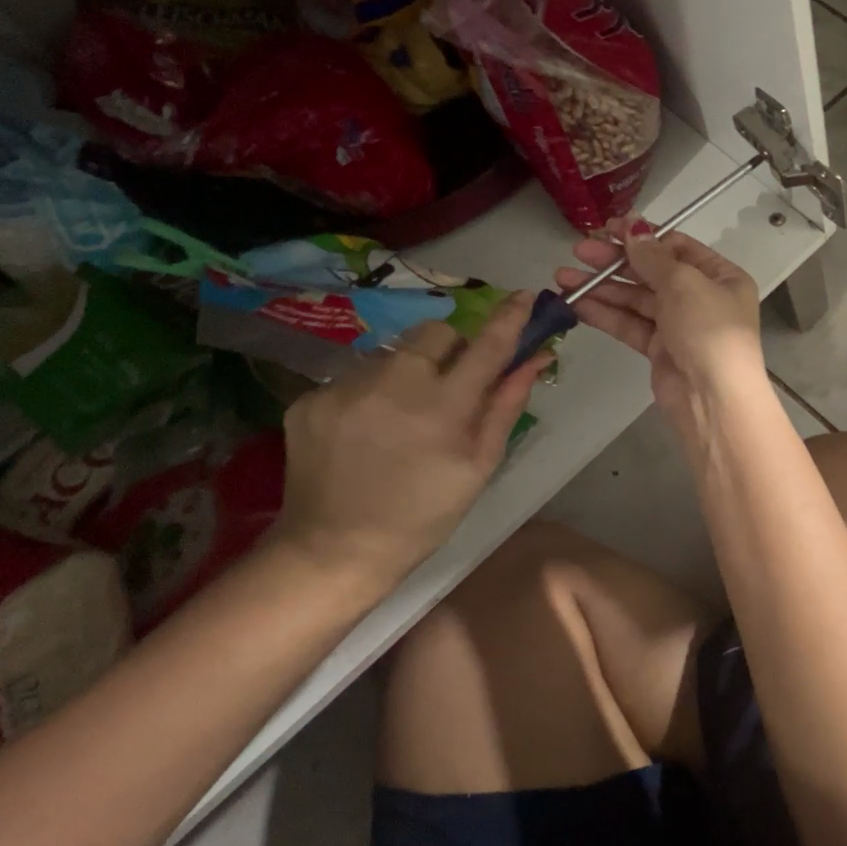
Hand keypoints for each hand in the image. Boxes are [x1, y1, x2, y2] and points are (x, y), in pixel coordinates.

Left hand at [272, 292, 551, 585]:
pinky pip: (356, 377)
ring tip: (403, 418)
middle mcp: (392, 386)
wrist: (334, 549)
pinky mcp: (309, 399)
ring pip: (393, 355)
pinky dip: (372, 394)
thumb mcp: (479, 465)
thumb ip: (506, 405)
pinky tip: (369, 430)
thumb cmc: (424, 513)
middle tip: (452, 386)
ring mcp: (344, 390)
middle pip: (434, 334)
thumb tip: (536, 359)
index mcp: (442, 408)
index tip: (525, 295)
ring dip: (409, 373)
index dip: (509, 318)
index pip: (486, 346)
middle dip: (451, 349)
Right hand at [556, 216, 763, 429]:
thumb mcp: (684, 283)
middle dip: (616, 262)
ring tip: (563, 277)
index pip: (679, 248)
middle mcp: (704, 298)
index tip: (607, 227)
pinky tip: (576, 303)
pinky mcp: (661, 350)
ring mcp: (681, 325)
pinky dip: (605, 314)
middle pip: (654, 272)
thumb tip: (634, 227)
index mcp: (722, 277)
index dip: (643, 236)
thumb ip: (653, 257)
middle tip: (578, 250)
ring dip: (603, 287)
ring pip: (638, 299)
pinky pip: (631, 325)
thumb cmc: (709, 329)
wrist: (714, 397)